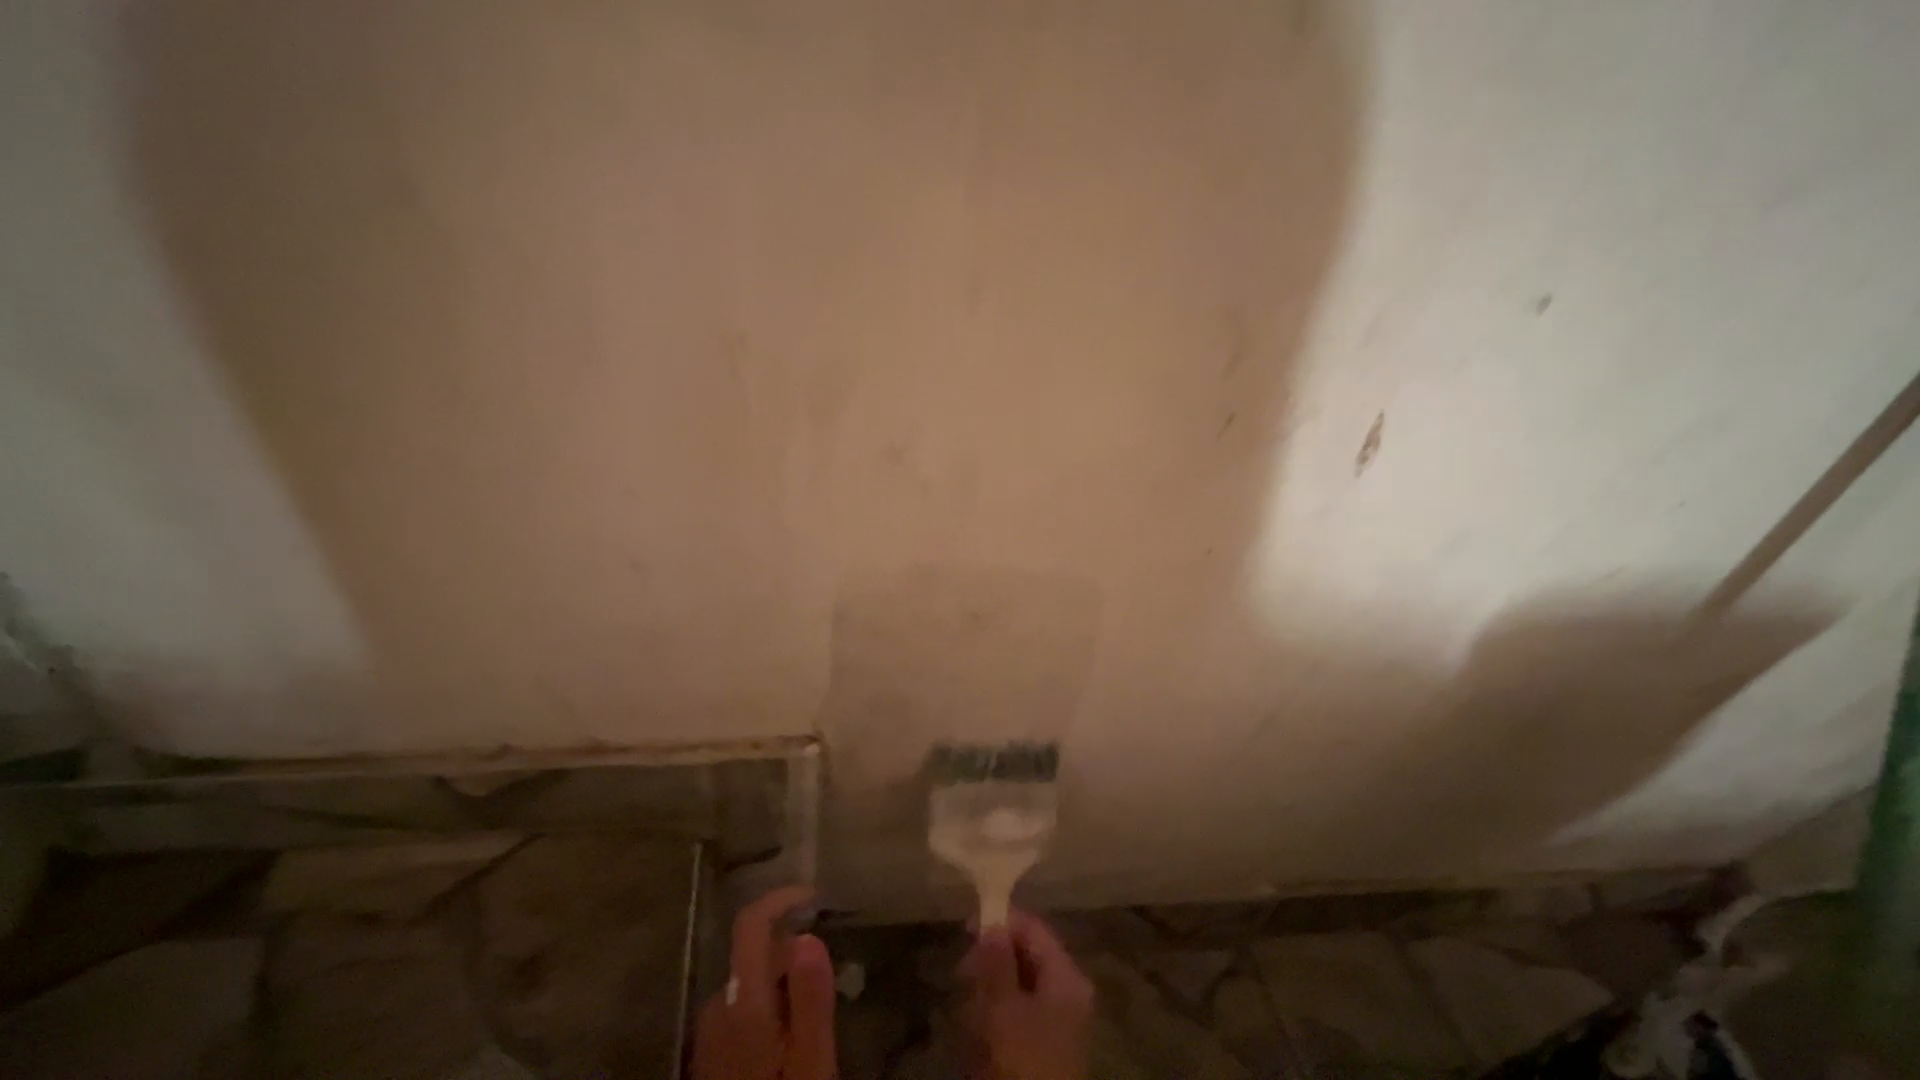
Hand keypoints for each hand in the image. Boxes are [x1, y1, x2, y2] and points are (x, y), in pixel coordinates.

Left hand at [692, 885, 836, 1079]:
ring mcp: (709, 1033)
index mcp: (743, 1004)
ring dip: (782, 984)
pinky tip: (792, 1040)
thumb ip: (809, 998)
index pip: (750, 926)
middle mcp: (717, 1008)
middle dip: (792, 953)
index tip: (815, 896)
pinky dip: (769, 1008)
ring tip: (819, 1014)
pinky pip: (742, 1011)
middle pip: (754, 956)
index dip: (780, 899)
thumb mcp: (811, 1061)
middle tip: (835, 977)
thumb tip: (807, 936)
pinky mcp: (710, 1056)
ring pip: (750, 985)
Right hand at [962, 910, 1094, 1079]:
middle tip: (964, 975)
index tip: (966, 928)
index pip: (1035, 931)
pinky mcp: (1037, 1048)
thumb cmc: (1022, 1062)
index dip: (1002, 923)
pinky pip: (1010, 1016)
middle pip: (1024, 957)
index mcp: (1067, 978)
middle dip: (992, 963)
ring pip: (1014, 987)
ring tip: (972, 1016)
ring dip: (988, 993)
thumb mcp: (1003, 1008)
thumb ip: (996, 962)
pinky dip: (991, 1019)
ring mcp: (1053, 1023)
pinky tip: (976, 1038)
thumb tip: (991, 924)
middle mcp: (1065, 994)